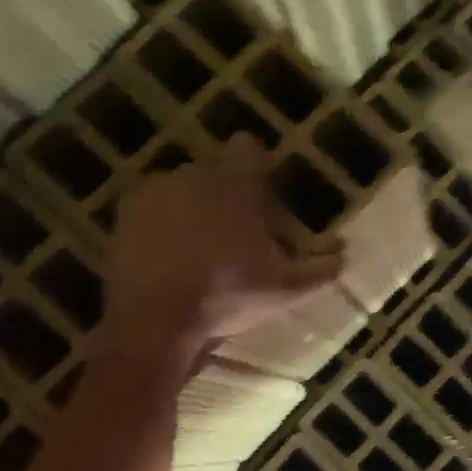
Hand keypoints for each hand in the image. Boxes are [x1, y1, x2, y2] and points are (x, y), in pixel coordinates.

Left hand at [99, 136, 344, 360]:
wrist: (155, 321)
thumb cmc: (228, 296)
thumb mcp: (284, 290)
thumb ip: (319, 271)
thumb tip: (347, 260)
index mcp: (234, 185)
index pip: (248, 148)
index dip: (256, 166)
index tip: (261, 193)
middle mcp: (193, 175)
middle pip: (214, 174)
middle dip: (224, 197)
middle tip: (234, 236)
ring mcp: (154, 193)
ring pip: (181, 192)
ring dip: (191, 211)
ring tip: (198, 252)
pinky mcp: (124, 216)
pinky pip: (151, 212)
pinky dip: (160, 228)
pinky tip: (169, 260)